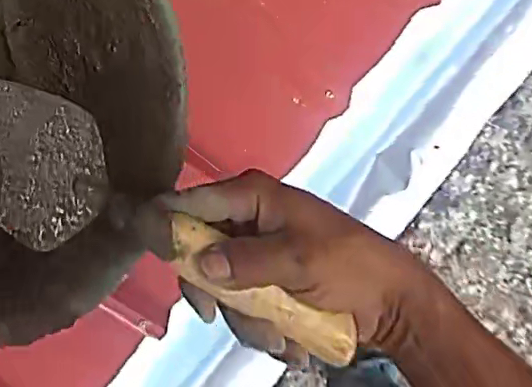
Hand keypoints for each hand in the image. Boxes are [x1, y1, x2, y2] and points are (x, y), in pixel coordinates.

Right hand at [161, 170, 437, 363]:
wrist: (390, 298)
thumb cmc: (346, 263)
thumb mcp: (297, 260)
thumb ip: (246, 261)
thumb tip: (198, 263)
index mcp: (252, 193)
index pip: (195, 201)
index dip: (165, 218)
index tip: (141, 237)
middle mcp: (247, 215)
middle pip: (200, 250)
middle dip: (217, 291)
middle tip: (221, 314)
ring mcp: (255, 247)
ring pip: (221, 285)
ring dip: (246, 317)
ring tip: (282, 333)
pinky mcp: (265, 276)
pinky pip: (242, 302)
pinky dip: (261, 325)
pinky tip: (289, 336)